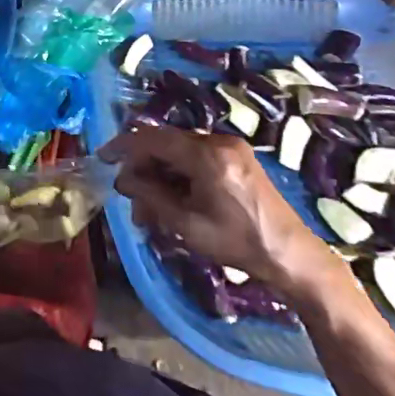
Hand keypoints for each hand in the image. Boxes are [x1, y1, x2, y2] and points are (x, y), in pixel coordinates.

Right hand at [99, 127, 335, 296]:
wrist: (292, 256)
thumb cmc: (238, 243)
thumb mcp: (185, 223)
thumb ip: (149, 195)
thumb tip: (124, 179)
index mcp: (207, 155)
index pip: (152, 139)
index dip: (122, 146)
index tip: (102, 159)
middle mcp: (219, 142)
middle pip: (164, 143)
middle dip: (142, 168)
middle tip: (130, 199)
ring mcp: (231, 149)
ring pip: (178, 152)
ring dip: (159, 175)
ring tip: (150, 209)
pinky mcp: (237, 159)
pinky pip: (195, 158)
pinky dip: (178, 175)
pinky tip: (172, 201)